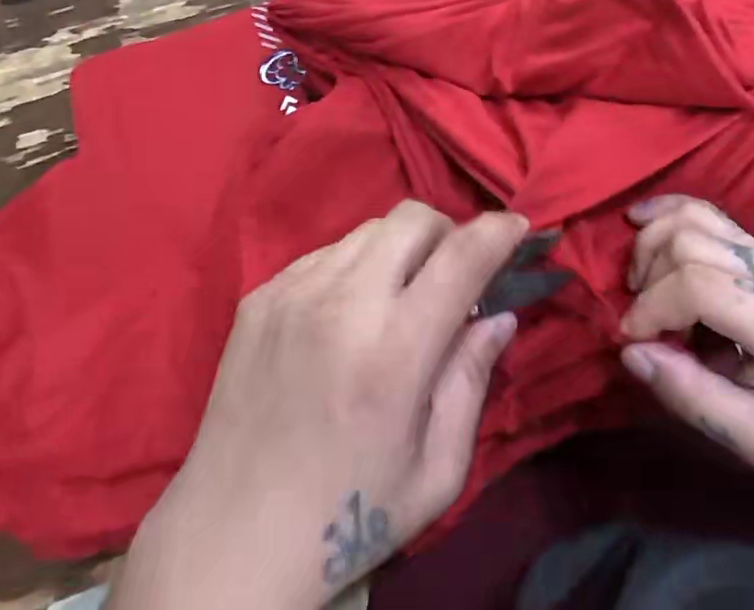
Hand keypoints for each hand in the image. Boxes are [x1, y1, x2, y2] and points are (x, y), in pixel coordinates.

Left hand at [113, 203, 526, 609]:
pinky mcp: (259, 297)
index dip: (499, 232)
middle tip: (453, 275)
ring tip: (397, 299)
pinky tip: (347, 316)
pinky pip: (324, 254)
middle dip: (447, 233)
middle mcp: (341, 305)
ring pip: (366, 231)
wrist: (234, 535)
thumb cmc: (349, 515)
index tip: (519, 227)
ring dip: (399, 250)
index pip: (460, 259)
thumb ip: (471, 381)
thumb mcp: (436, 470)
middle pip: (410, 219)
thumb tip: (500, 315)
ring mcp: (292, 293)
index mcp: (394, 353)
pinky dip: (353, 268)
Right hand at [618, 195, 753, 487]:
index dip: (652, 307)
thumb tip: (630, 351)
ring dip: (650, 245)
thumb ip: (690, 396)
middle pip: (688, 243)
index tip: (632, 339)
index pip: (699, 286)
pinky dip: (665, 213)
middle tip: (643, 320)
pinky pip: (702, 211)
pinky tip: (640, 222)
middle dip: (648, 277)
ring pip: (691, 218)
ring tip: (642, 285)